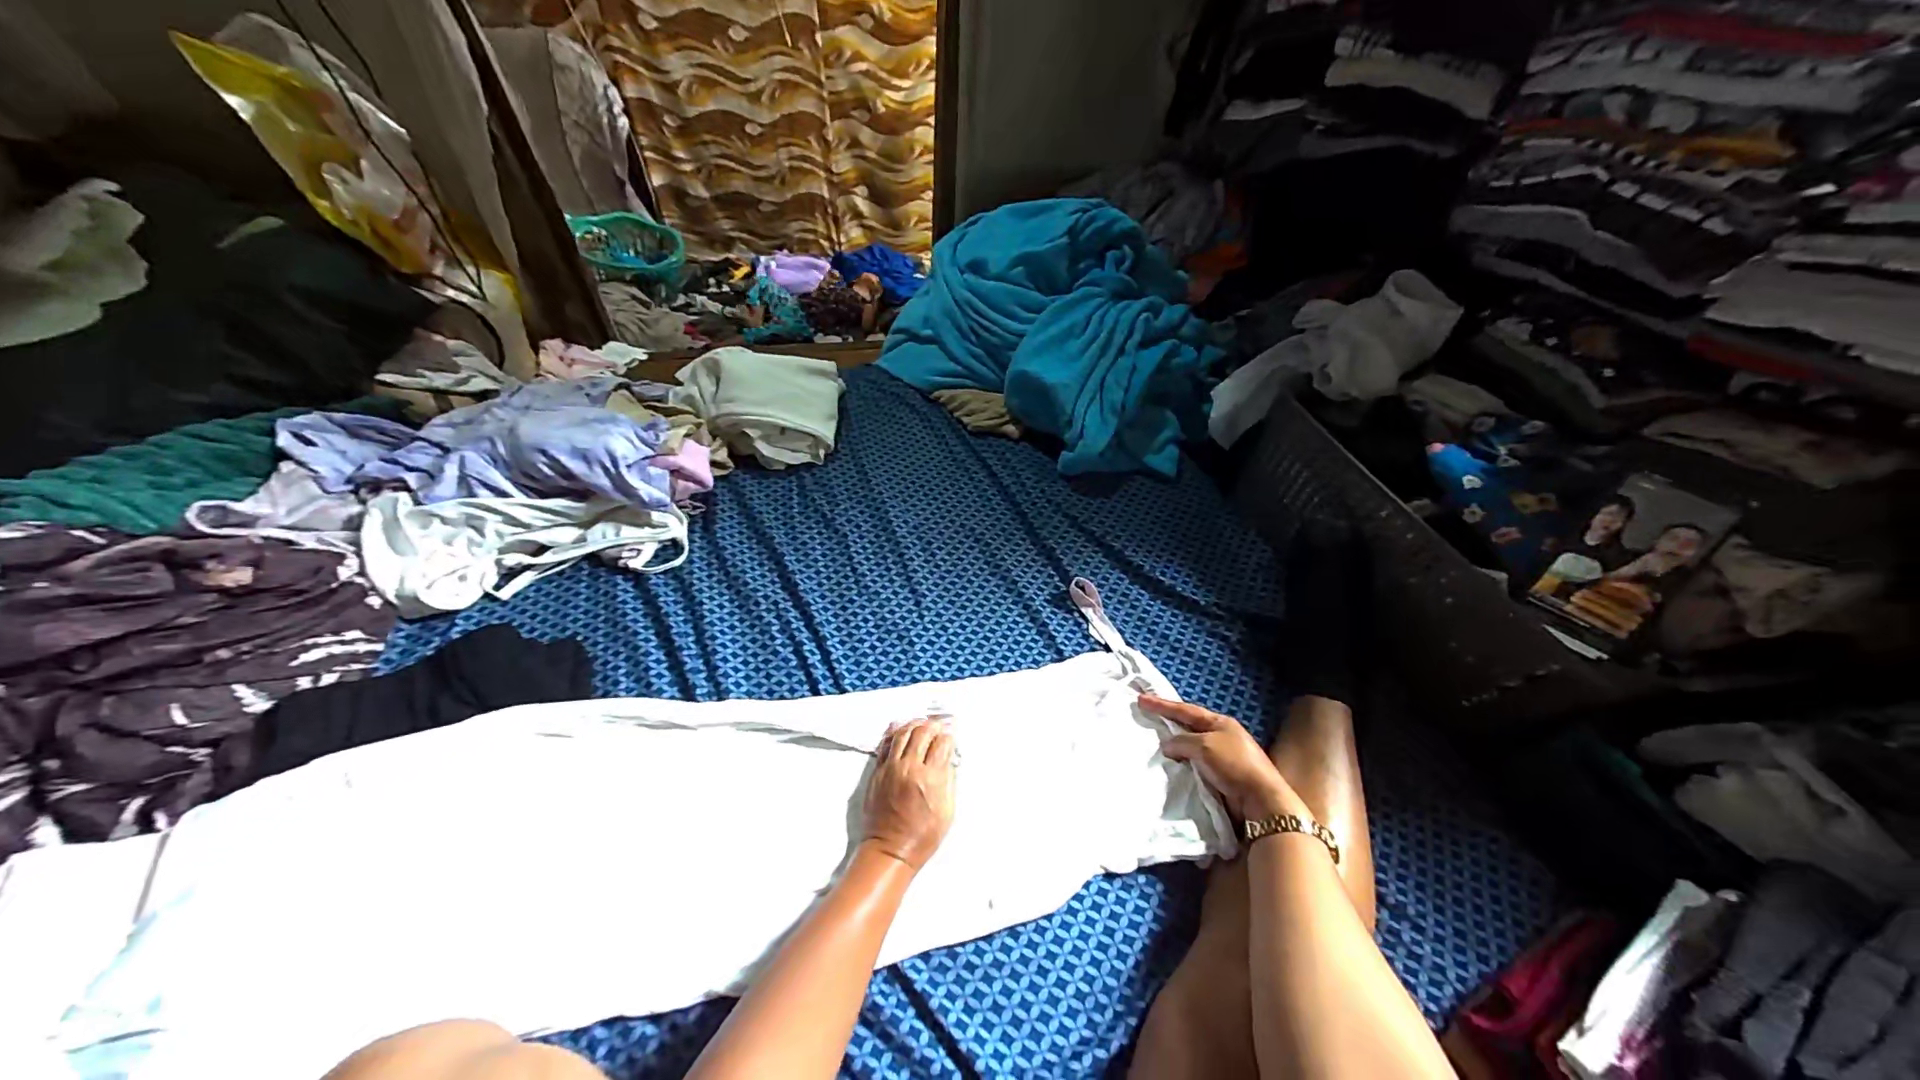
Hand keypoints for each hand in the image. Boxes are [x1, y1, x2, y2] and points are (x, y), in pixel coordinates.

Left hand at [861, 718, 956, 869]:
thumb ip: (948, 780)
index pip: (942, 744)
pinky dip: (894, 733)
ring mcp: (890, 768)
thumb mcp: (947, 810)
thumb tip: (948, 758)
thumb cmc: (924, 836)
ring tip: (921, 723)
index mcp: (930, 778)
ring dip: (914, 724)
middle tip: (938, 726)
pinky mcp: (877, 771)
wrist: (890, 849)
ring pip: (902, 733)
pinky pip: (885, 744)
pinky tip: (900, 728)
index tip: (951, 736)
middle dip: (933, 726)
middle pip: (922, 733)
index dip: (949, 736)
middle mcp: (910, 767)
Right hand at [1141, 694, 1306, 820]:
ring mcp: (1222, 755)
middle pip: (1188, 725)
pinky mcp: (1221, 774)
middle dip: (1169, 721)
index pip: (1185, 710)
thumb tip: (1168, 746)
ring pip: (1191, 745)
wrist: (1260, 798)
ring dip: (1174, 744)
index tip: (1142, 699)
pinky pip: (1194, 762)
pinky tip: (1171, 764)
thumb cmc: (1233, 764)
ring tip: (1154, 742)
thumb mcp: (1204, 746)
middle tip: (1147, 717)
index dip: (1163, 705)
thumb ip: (1182, 742)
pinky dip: (1181, 761)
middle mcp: (1221, 735)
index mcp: (1220, 722)